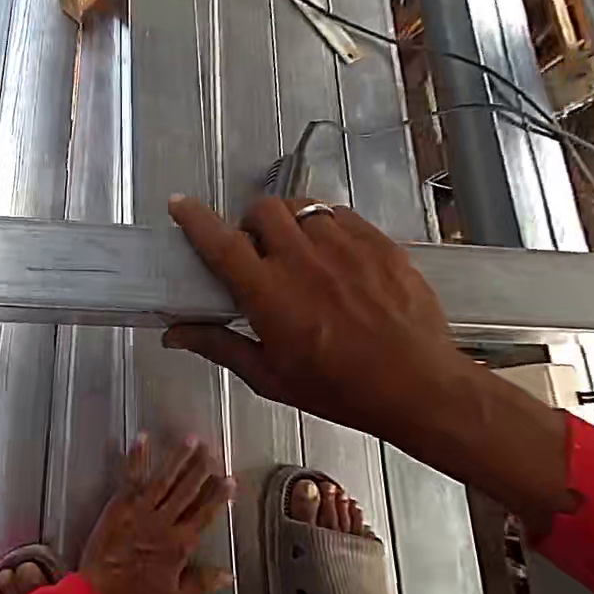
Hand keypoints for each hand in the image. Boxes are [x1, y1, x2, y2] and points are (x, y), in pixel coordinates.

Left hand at [80, 434, 235, 593]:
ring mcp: (140, 511)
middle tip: (212, 451)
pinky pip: (131, 476)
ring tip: (190, 440)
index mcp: (179, 546)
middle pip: (187, 491)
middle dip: (201, 470)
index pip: (204, 514)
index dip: (218, 496)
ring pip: (164, 479)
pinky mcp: (119, 505)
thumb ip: (202, 584)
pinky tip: (143, 439)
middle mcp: (163, 523)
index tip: (229, 480)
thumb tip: (228, 575)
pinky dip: (137, 456)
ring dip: (178, 458)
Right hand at [163, 196, 479, 442]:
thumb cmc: (339, 388)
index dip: (195, 219)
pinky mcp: (379, 244)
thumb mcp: (269, 375)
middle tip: (257, 248)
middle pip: (262, 209)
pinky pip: (340, 214)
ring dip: (287, 219)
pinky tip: (331, 252)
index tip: (179, 205)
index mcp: (269, 294)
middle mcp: (303, 260)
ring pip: (302, 205)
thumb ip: (219, 346)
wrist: (420, 389)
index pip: (221, 243)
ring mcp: (345, 247)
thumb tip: (173, 333)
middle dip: (249, 221)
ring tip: (295, 246)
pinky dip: (324, 224)